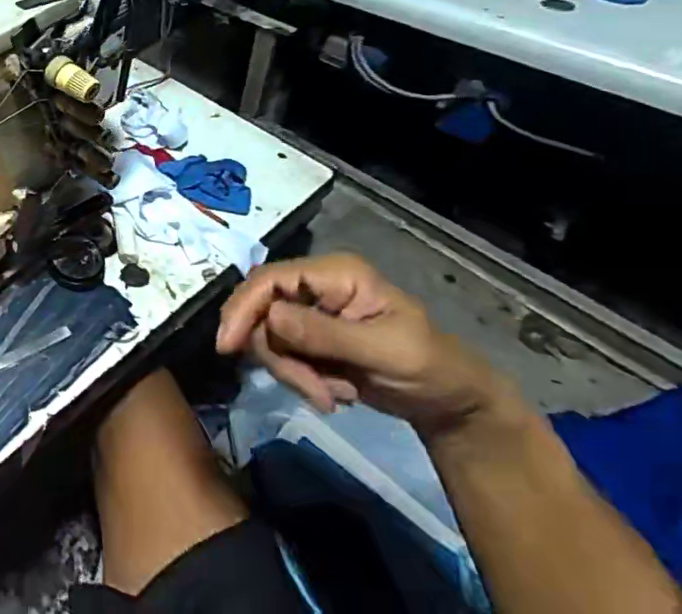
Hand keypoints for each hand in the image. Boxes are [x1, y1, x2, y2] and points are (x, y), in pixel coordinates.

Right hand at [216, 253, 512, 436]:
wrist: (452, 406)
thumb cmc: (432, 369)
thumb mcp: (385, 351)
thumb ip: (326, 333)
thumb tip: (270, 317)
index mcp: (334, 274)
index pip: (269, 280)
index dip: (244, 308)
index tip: (228, 346)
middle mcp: (313, 286)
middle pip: (262, 311)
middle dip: (280, 356)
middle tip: (314, 391)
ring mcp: (308, 311)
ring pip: (267, 337)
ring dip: (293, 373)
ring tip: (333, 398)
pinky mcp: (305, 337)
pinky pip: (279, 354)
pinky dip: (299, 379)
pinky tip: (333, 394)